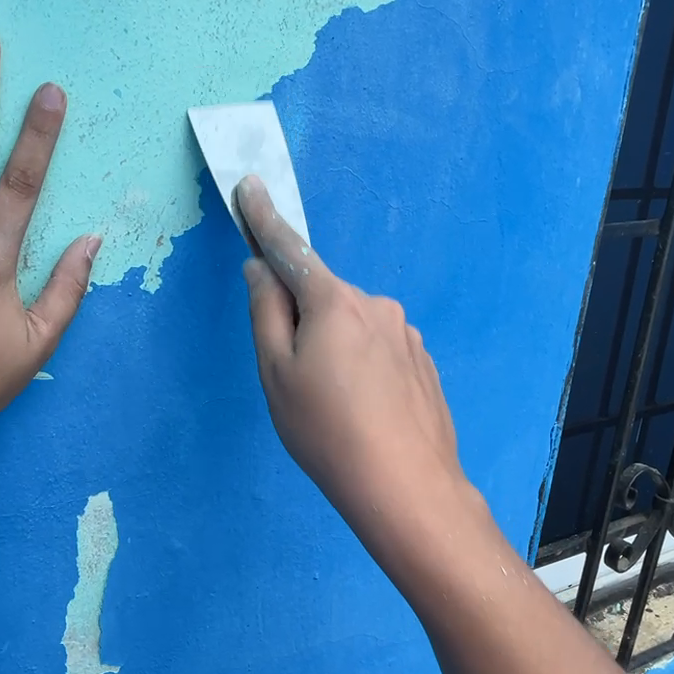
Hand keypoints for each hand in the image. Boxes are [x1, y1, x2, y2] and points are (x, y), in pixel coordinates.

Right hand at [237, 176, 476, 555]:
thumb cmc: (326, 431)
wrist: (407, 488)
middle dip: (302, 321)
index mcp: (334, 302)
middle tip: (297, 380)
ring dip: (334, 348)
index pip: (291, 250)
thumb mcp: (277, 374)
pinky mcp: (423, 361)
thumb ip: (265, 313)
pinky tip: (365, 412)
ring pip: (351, 327)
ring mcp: (406, 333)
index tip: (250, 185)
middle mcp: (375, 304)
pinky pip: (378, 350)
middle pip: (322, 298)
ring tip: (335, 407)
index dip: (264, 219)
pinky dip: (362, 368)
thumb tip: (262, 269)